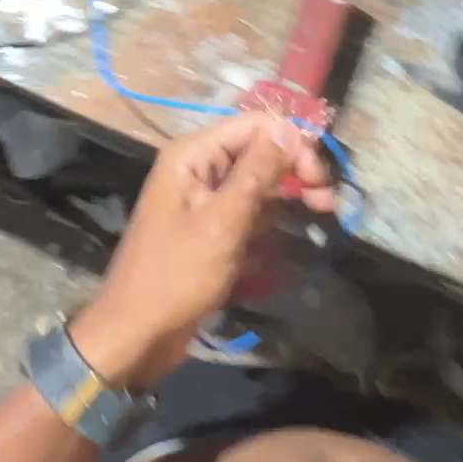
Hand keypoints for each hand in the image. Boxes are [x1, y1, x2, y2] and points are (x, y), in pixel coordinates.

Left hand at [70, 113, 337, 387]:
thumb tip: (291, 128)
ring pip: (256, 181)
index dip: (292, 142)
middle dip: (295, 168)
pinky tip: (297, 233)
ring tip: (324, 211)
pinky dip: (272, 217)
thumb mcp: (223, 222)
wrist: (135, 335)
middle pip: (257, 151)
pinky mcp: (210, 227)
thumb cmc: (176, 275)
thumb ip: (258, 172)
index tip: (321, 175)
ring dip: (289, 193)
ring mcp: (203, 198)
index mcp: (193, 154)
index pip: (254, 126)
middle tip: (328, 199)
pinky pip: (248, 210)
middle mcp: (198, 167)